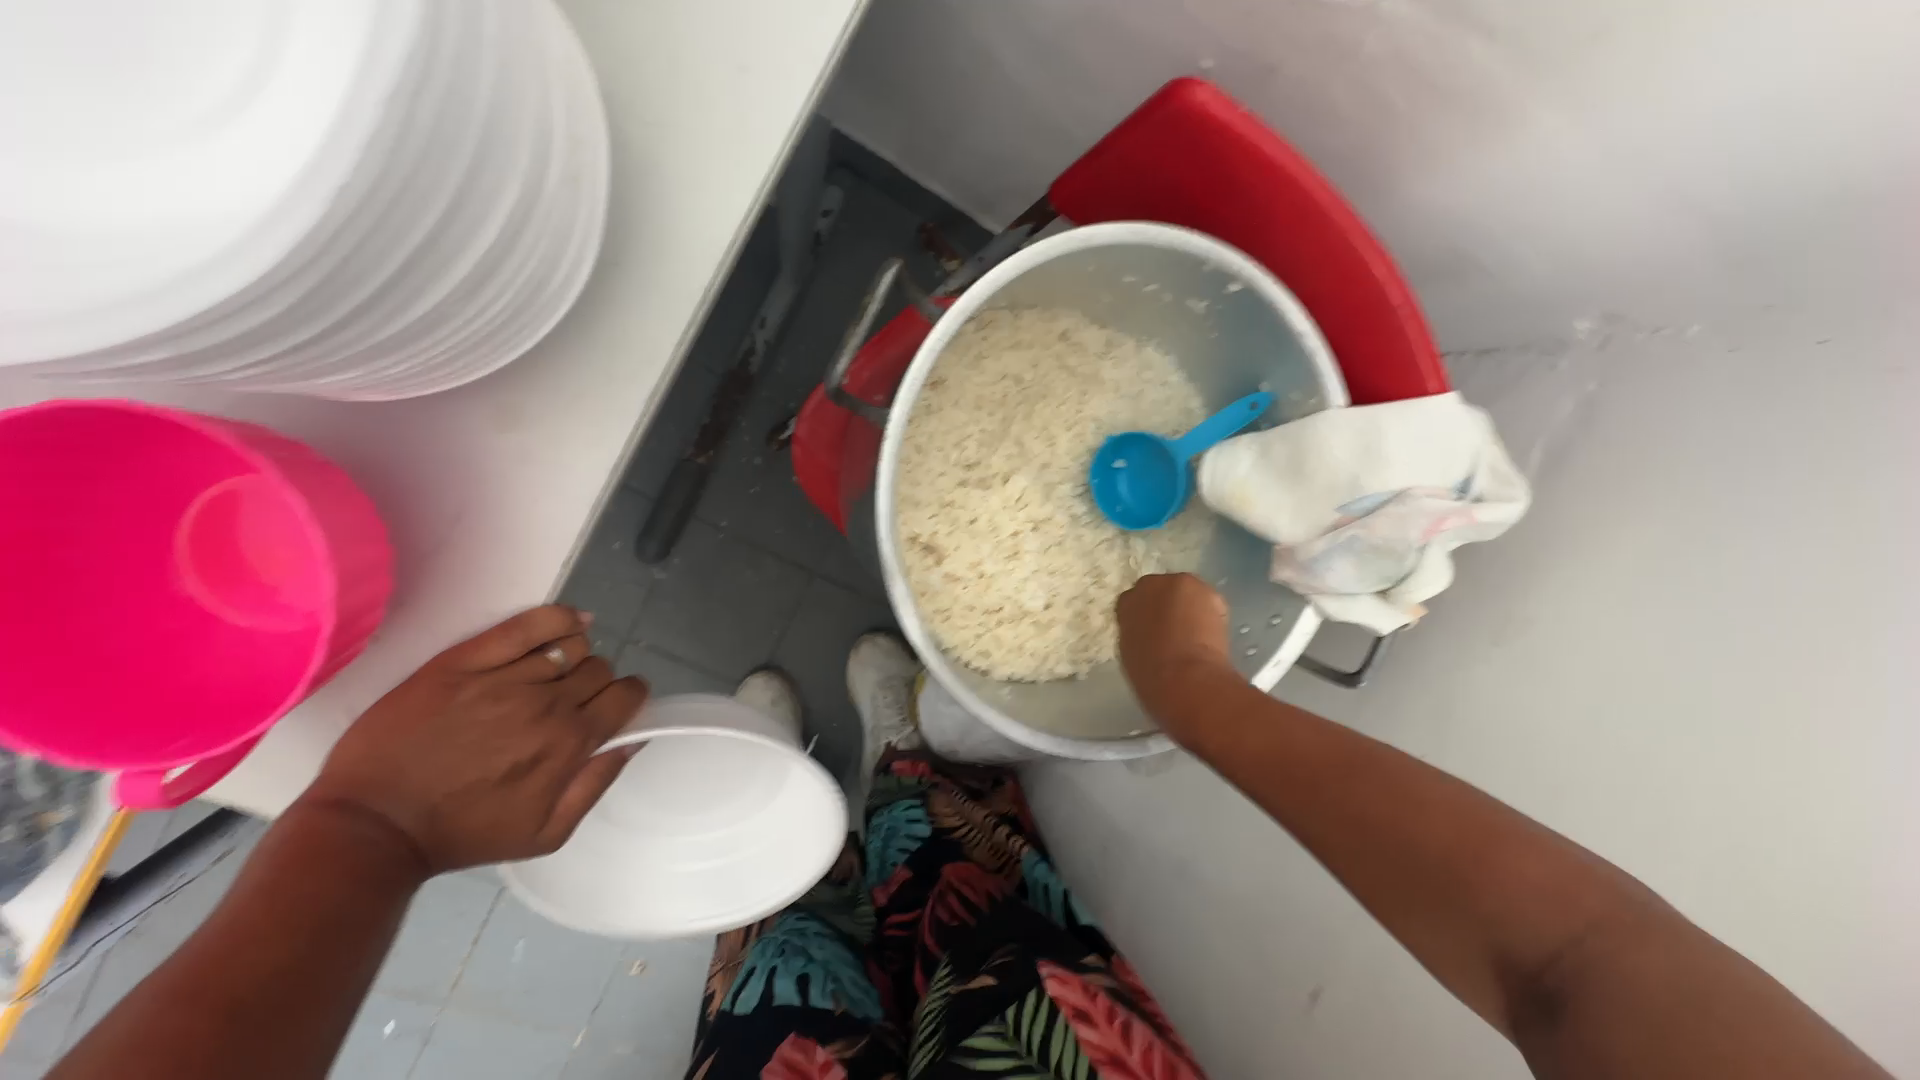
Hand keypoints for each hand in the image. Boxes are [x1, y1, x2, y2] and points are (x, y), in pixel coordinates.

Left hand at [297, 605, 647, 874]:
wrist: (375, 825)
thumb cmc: (463, 835)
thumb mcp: (546, 835)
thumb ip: (596, 785)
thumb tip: (631, 740)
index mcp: (569, 743)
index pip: (627, 695)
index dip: (626, 699)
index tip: (610, 708)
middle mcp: (547, 703)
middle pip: (599, 668)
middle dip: (596, 682)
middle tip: (569, 701)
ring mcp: (505, 677)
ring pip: (571, 644)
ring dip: (573, 656)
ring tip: (550, 674)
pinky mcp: (466, 661)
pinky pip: (531, 623)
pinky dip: (560, 618)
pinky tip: (567, 624)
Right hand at [1116, 573, 1235, 741]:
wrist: (1184, 677)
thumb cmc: (1151, 676)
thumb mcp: (1130, 653)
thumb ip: (1136, 633)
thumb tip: (1149, 633)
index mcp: (1125, 604)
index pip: (1133, 603)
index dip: (1145, 617)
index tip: (1152, 632)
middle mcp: (1148, 586)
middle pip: (1159, 590)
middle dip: (1166, 605)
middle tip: (1175, 630)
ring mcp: (1179, 585)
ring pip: (1185, 592)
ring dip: (1189, 607)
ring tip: (1196, 633)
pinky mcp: (1208, 592)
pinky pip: (1208, 601)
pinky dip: (1210, 614)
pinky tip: (1211, 635)